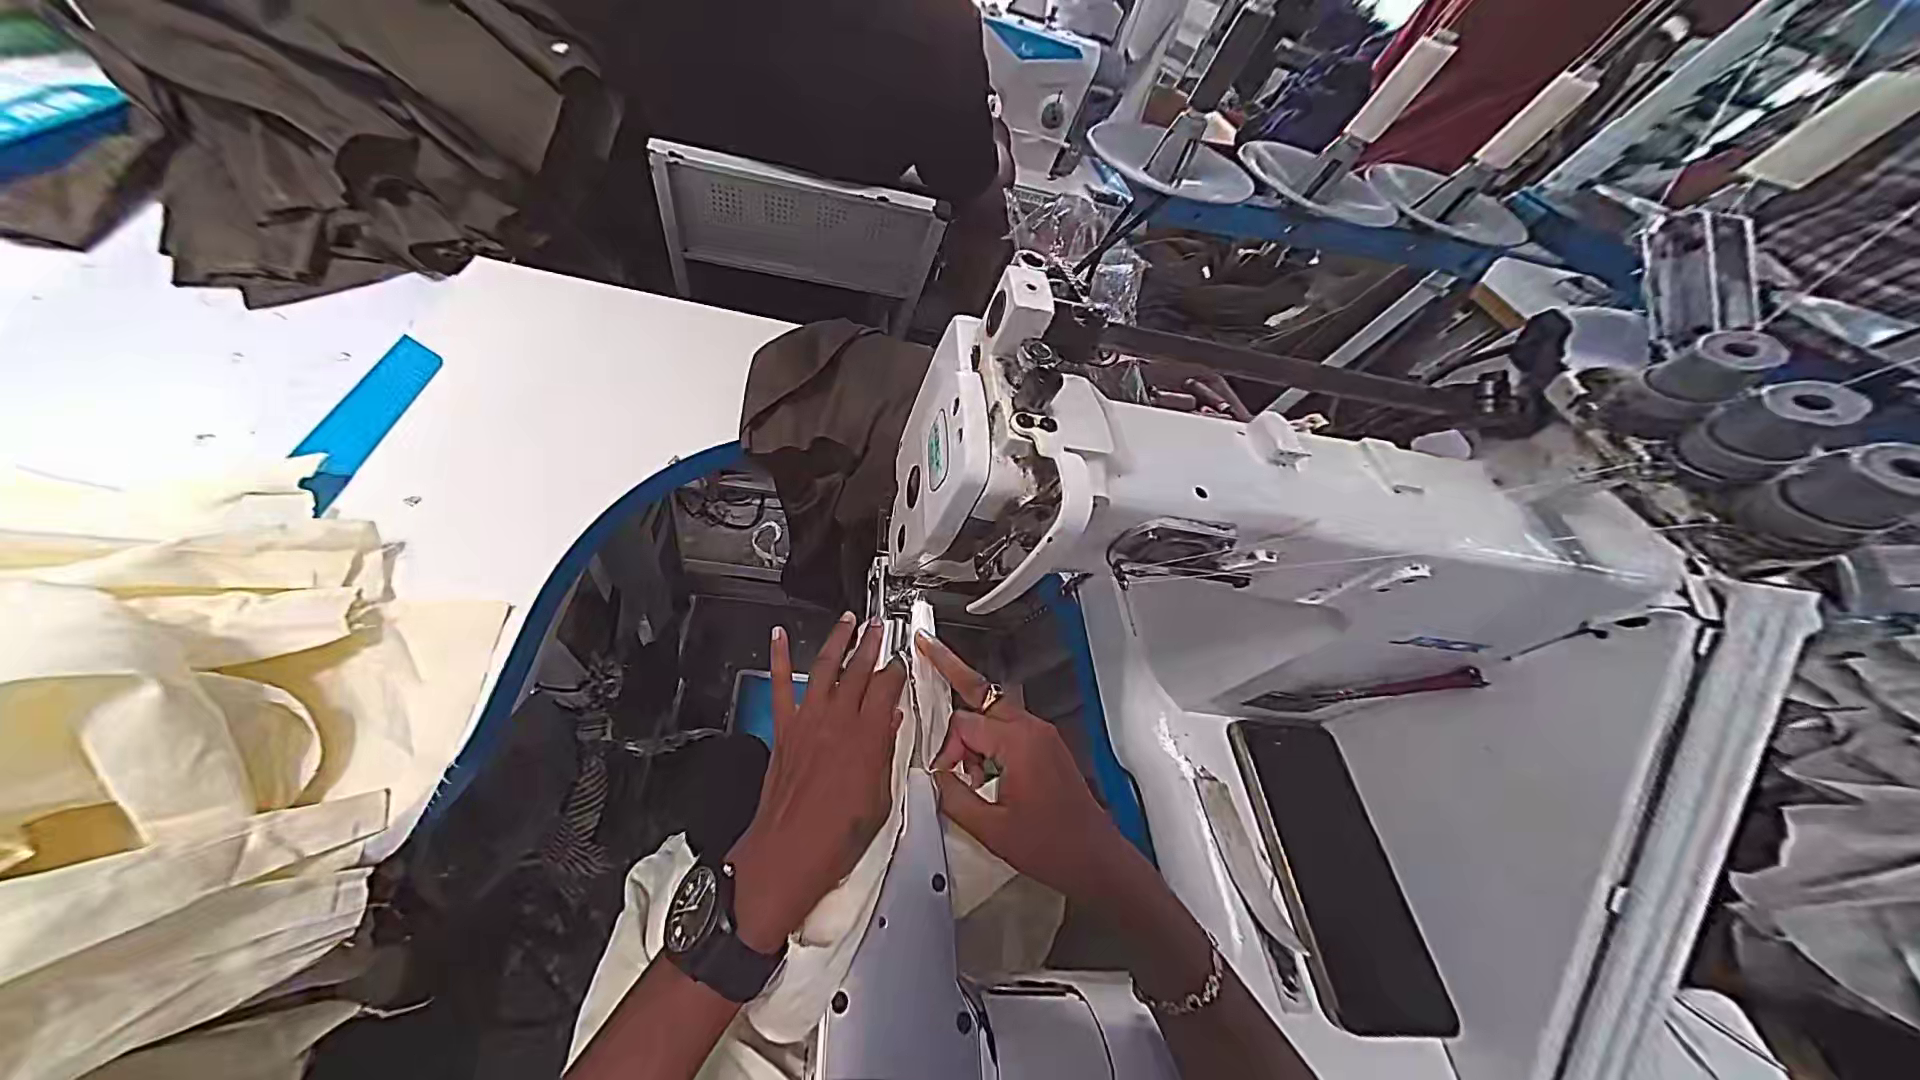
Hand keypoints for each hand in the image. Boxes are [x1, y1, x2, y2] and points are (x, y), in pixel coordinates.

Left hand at [728, 614, 906, 952]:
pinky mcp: (785, 729)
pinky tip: (779, 637)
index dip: (897, 669)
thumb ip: (886, 754)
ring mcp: (808, 721)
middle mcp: (838, 721)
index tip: (902, 661)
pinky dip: (780, 659)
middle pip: (860, 670)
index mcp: (868, 737)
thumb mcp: (880, 798)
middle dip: (872, 644)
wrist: (788, 855)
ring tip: (848, 621)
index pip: (887, 688)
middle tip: (879, 627)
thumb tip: (891, 725)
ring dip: (838, 640)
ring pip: (826, 667)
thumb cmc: (837, 836)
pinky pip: (781, 686)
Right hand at [914, 631, 1149, 910]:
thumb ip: (953, 795)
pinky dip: (989, 741)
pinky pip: (1008, 728)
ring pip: (993, 710)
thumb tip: (934, 776)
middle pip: (980, 692)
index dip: (945, 749)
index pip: (964, 724)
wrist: (1094, 858)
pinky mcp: (1045, 745)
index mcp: (1019, 743)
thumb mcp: (990, 828)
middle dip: (951, 674)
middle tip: (928, 647)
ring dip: (972, 731)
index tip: (942, 774)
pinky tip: (984, 771)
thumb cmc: (1053, 846)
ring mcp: (1041, 735)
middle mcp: (1032, 729)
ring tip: (967, 770)